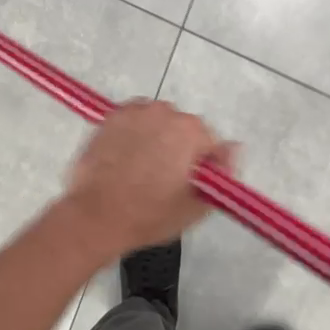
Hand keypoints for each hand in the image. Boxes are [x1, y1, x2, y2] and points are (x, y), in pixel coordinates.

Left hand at [61, 100, 233, 258]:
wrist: (95, 217)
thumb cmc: (148, 216)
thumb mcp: (195, 206)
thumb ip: (222, 175)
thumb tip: (235, 149)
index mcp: (190, 131)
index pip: (211, 144)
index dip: (203, 168)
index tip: (188, 188)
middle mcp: (164, 112)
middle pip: (183, 130)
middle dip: (179, 151)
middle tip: (164, 184)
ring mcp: (133, 112)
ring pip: (157, 125)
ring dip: (156, 142)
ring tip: (142, 175)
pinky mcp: (109, 118)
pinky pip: (133, 125)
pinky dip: (134, 138)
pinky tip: (126, 164)